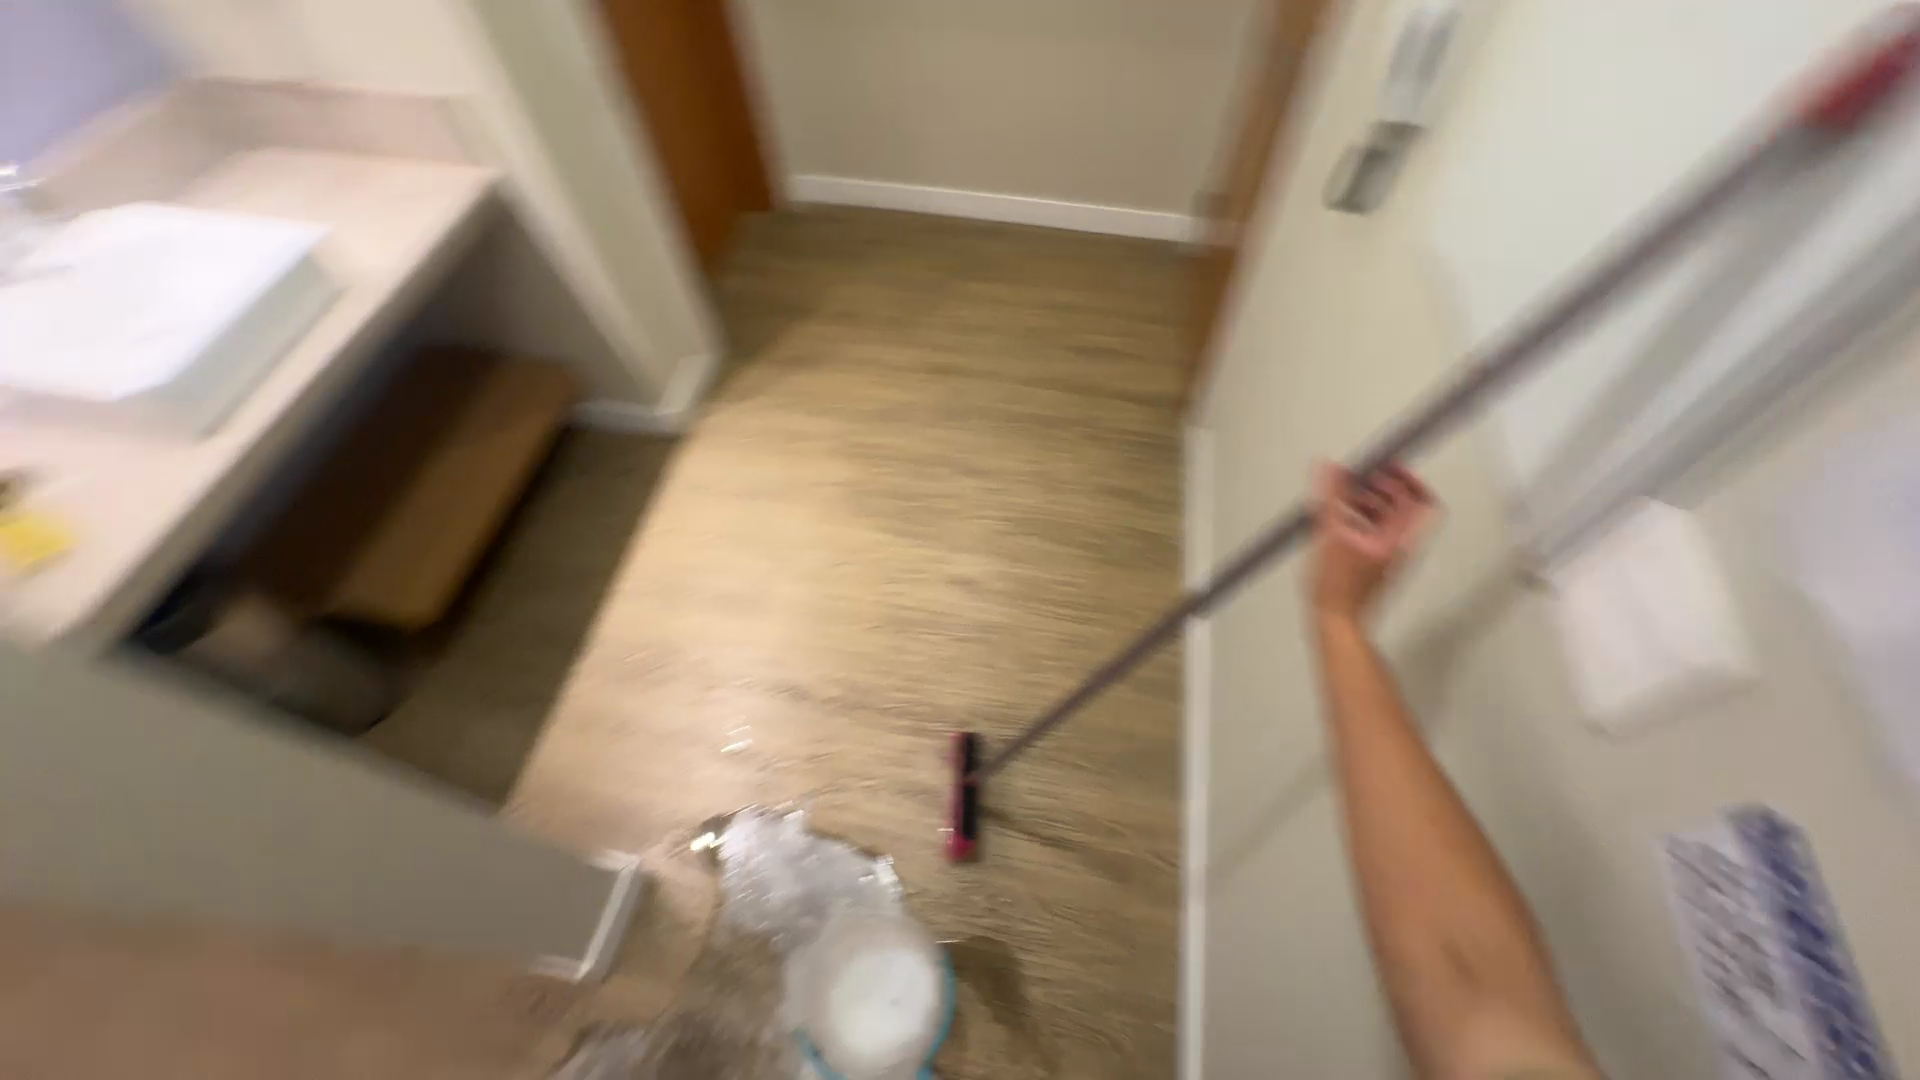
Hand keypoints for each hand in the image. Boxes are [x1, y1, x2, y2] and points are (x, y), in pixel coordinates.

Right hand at [1309, 462, 1435, 625]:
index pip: (1422, 501)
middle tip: (1356, 478)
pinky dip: (1355, 518)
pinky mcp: (1369, 563)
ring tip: (1340, 496)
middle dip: (1379, 487)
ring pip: (1384, 519)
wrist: (1335, 622)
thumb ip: (1331, 498)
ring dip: (1365, 502)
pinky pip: (1369, 532)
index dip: (1408, 478)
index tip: (1386, 465)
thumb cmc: (1338, 587)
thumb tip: (1331, 467)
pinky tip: (1333, 519)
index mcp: (1398, 539)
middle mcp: (1397, 546)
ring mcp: (1384, 555)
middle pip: (1401, 507)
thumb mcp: (1331, 535)